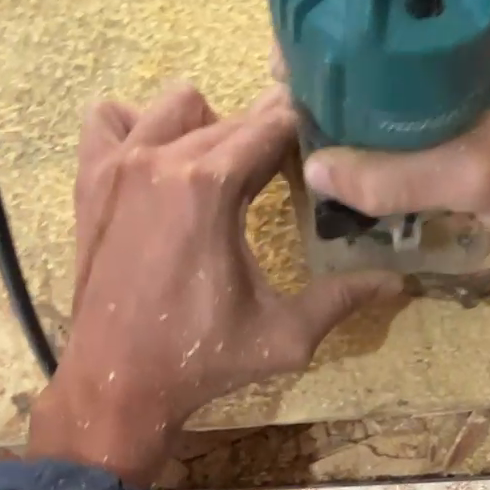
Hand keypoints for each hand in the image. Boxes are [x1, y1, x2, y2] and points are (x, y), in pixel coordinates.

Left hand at [27, 86, 399, 485]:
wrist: (119, 382)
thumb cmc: (205, 361)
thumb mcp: (285, 337)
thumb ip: (341, 300)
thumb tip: (399, 283)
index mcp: (210, 189)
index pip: (270, 128)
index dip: (303, 132)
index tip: (324, 146)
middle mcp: (161, 159)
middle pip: (230, 118)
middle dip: (265, 137)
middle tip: (288, 173)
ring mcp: (118, 164)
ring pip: (176, 106)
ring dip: (209, 127)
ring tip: (224, 172)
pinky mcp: (90, 179)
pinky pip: (112, 119)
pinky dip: (141, 129)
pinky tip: (161, 166)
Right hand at [299, 0, 489, 330]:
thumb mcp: (474, 175)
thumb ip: (398, 178)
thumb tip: (316, 169)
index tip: (302, 23)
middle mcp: (475, 2)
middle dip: (335, 26)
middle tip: (291, 63)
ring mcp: (468, 37)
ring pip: (390, 32)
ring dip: (349, 56)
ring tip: (307, 86)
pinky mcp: (463, 74)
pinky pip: (403, 68)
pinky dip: (372, 84)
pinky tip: (343, 107)